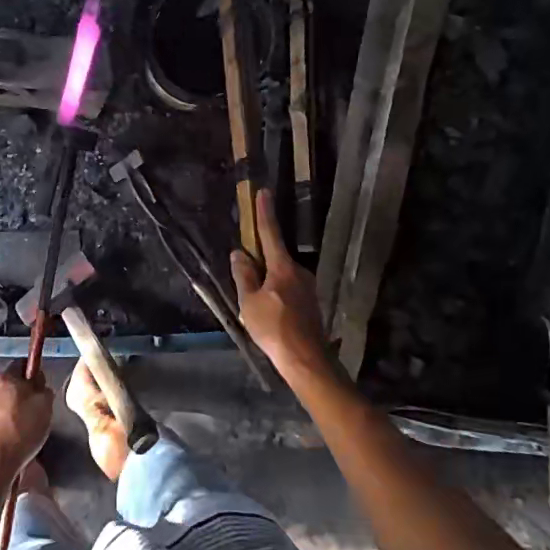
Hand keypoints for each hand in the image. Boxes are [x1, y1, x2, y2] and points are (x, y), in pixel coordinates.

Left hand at [0, 360, 52, 477]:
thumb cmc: (23, 428)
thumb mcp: (46, 403)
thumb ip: (44, 388)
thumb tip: (38, 385)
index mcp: (5, 378)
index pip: (22, 364)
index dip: (35, 372)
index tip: (43, 386)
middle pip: (14, 385)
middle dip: (26, 393)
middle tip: (40, 408)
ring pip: (7, 403)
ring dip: (18, 410)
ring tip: (30, 426)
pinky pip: (1, 419)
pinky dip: (10, 424)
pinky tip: (18, 436)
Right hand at [230, 189, 330, 379]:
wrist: (305, 358)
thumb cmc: (273, 328)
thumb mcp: (248, 303)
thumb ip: (243, 276)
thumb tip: (238, 253)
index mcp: (282, 267)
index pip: (271, 232)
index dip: (265, 212)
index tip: (263, 192)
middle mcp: (299, 271)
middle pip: (276, 257)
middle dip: (261, 261)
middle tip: (247, 274)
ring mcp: (308, 287)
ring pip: (282, 276)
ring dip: (269, 282)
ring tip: (256, 305)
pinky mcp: (311, 302)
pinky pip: (289, 290)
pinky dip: (277, 293)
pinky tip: (270, 313)